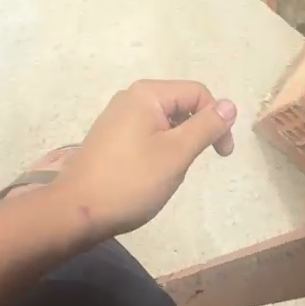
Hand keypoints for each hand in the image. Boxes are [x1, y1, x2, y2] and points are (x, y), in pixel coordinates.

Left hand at [50, 80, 236, 238]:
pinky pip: (147, 132)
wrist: (74, 212)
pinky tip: (150, 175)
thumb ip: (205, 126)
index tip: (222, 155)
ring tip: (168, 174)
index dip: (216, 120)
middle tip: (193, 166)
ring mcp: (117, 116)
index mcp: (147, 93)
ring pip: (164, 121)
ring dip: (177, 143)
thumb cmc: (130, 181)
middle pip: (180, 104)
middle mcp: (131, 96)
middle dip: (195, 132)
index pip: (197, 93)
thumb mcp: (176, 154)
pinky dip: (159, 148)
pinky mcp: (110, 135)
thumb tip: (230, 104)